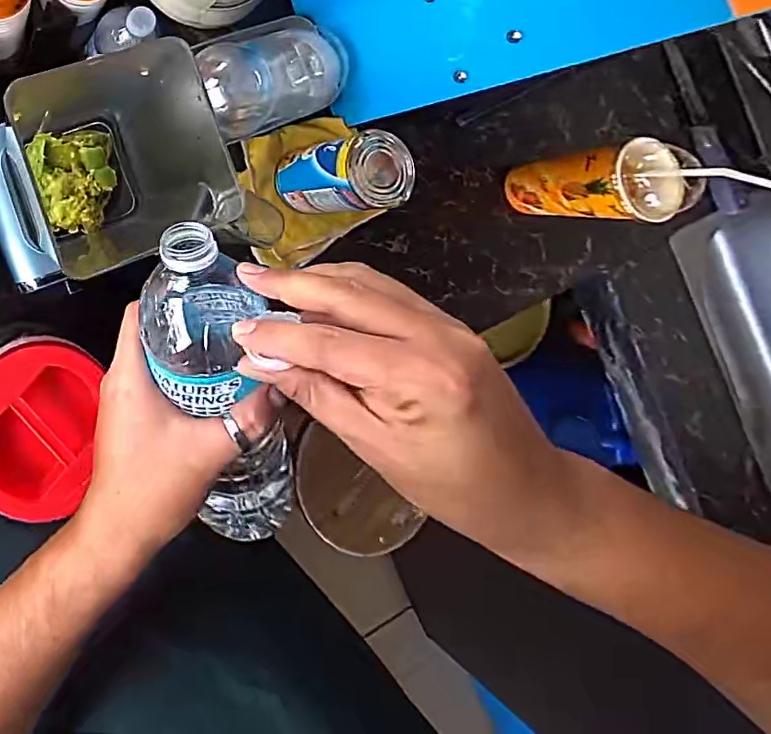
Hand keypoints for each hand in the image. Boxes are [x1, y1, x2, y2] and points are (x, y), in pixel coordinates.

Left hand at [71, 302, 275, 562]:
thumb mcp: (207, 450)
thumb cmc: (148, 490)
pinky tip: (208, 388)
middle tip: (222, 321)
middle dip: (184, 324)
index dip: (164, 296)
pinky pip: (152, 382)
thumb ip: (246, 420)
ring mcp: (121, 400)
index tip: (198, 292)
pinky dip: (177, 377)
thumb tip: (276, 391)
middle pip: (148, 333)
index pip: (136, 313)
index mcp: (128, 375)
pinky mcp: (129, 419)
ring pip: (151, 360)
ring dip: (183, 353)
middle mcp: (119, 381)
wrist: (118, 533)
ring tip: (222, 349)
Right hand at [232, 262, 585, 560]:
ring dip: (315, 278)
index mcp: (419, 375)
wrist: (532, 491)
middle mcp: (436, 334)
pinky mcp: (448, 322)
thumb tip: (260, 362)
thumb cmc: (453, 488)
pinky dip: (345, 286)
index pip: (328, 341)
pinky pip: (387, 292)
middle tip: (246, 278)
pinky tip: (317, 291)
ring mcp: (447, 323)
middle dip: (290, 283)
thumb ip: (315, 393)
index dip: (276, 336)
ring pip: (367, 282)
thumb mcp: (374, 448)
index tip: (237, 332)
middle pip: (347, 293)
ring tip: (272, 280)